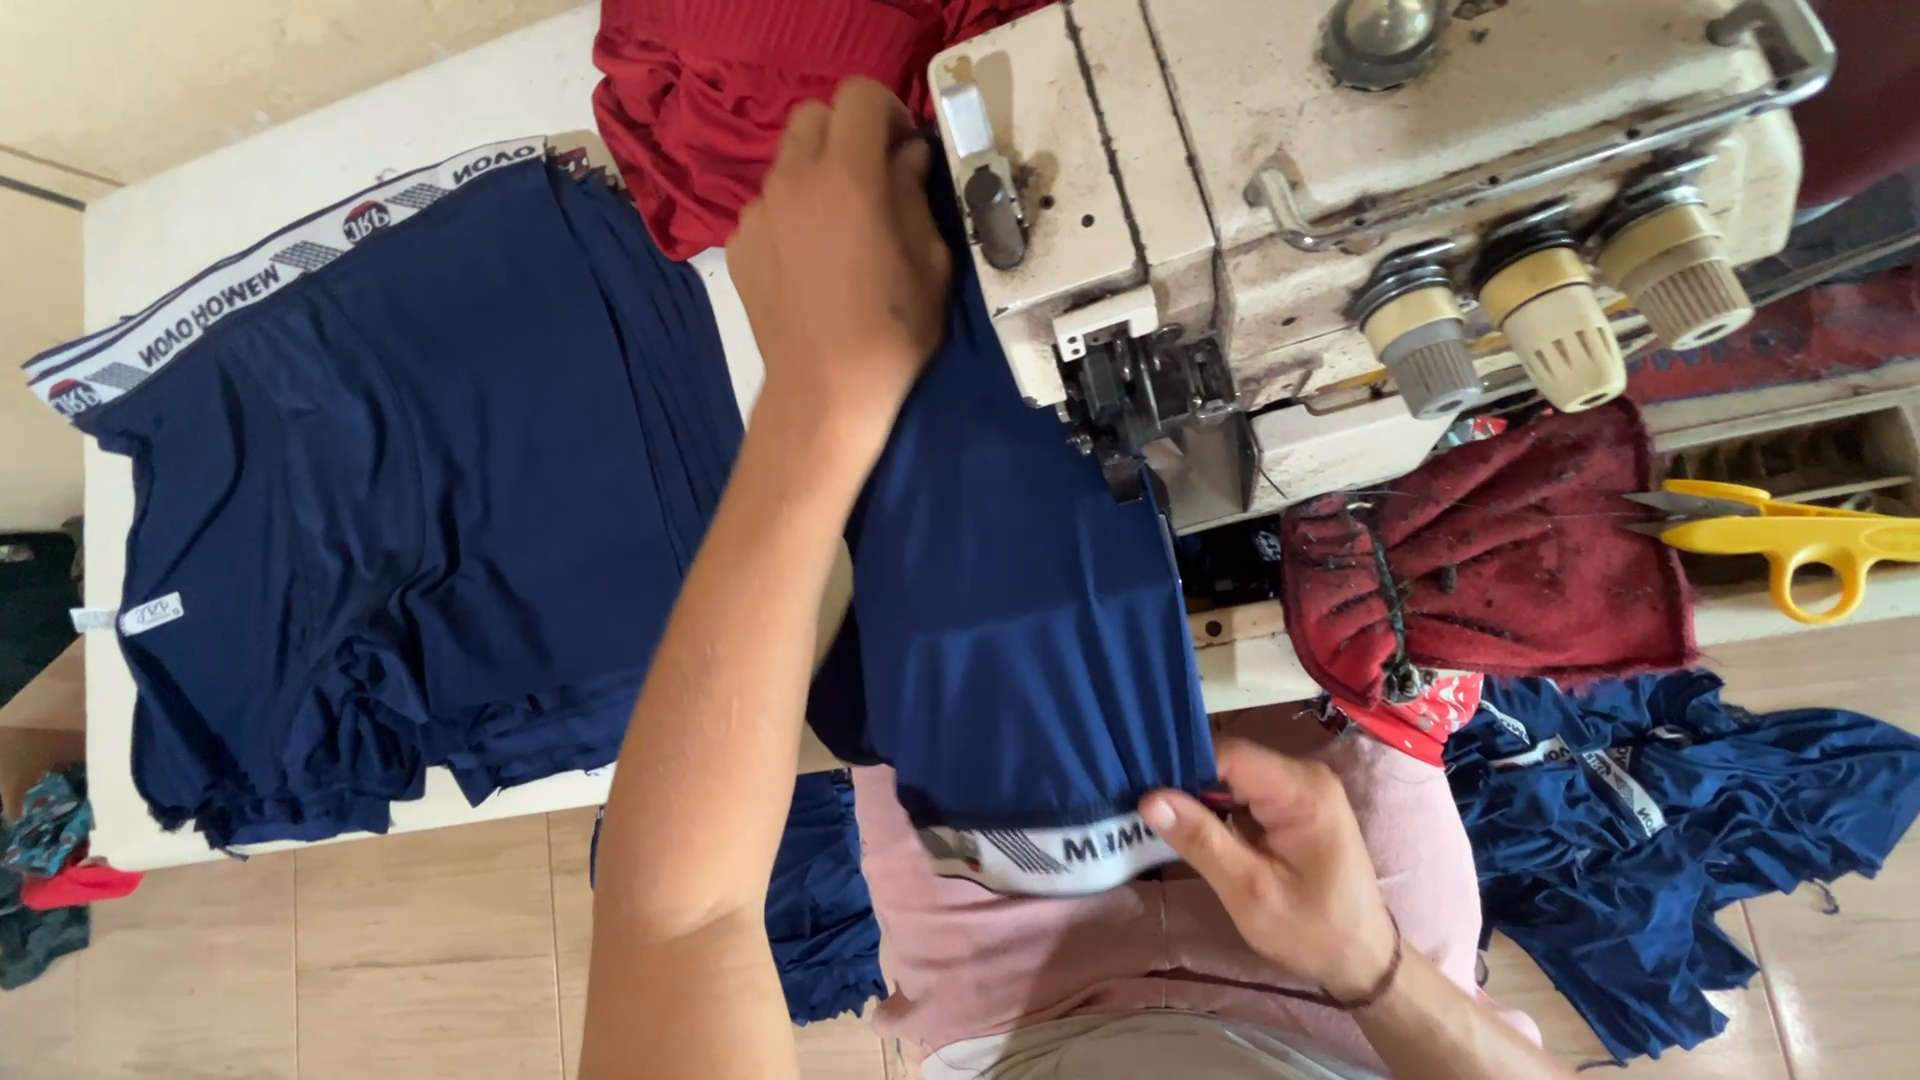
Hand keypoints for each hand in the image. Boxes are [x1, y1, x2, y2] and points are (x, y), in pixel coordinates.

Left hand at [726, 77, 952, 464]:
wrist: (825, 392)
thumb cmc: (892, 334)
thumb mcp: (930, 264)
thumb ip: (917, 196)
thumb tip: (907, 158)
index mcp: (849, 178)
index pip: (859, 95)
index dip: (888, 110)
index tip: (904, 147)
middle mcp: (794, 182)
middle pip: (813, 116)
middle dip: (847, 133)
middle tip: (872, 178)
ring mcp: (758, 214)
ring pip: (786, 163)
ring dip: (817, 175)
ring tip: (838, 228)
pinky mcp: (739, 246)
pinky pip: (767, 208)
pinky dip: (791, 216)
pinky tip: (808, 263)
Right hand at [1142, 739, 1399, 999]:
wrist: (1363, 960)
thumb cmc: (1312, 931)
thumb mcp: (1250, 893)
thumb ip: (1202, 841)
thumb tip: (1149, 799)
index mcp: (1302, 791)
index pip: (1227, 754)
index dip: (1183, 767)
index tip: (1144, 790)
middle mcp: (1304, 775)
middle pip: (1228, 759)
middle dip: (1187, 782)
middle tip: (1146, 808)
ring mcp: (1300, 785)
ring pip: (1231, 772)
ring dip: (1198, 794)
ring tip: (1163, 817)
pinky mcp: (1292, 799)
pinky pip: (1242, 787)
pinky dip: (1216, 803)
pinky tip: (1193, 824)